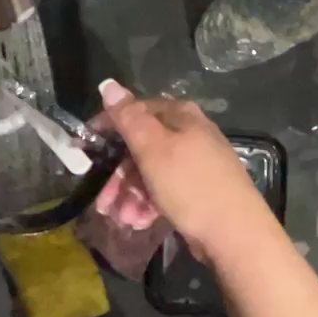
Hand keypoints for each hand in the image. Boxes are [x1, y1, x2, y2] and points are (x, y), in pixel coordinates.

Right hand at [95, 79, 278, 262]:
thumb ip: (129, 118)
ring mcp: (195, 164)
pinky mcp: (197, 191)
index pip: (136, 112)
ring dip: (130, 195)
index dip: (108, 128)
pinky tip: (139, 222)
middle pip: (141, 148)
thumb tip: (108, 84)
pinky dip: (148, 204)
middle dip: (118, 175)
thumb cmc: (190, 185)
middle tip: (101, 200)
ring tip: (121, 219)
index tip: (84, 149)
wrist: (234, 232)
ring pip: (150, 173)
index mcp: (181, 117)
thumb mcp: (154, 149)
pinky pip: (164, 192)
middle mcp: (190, 135)